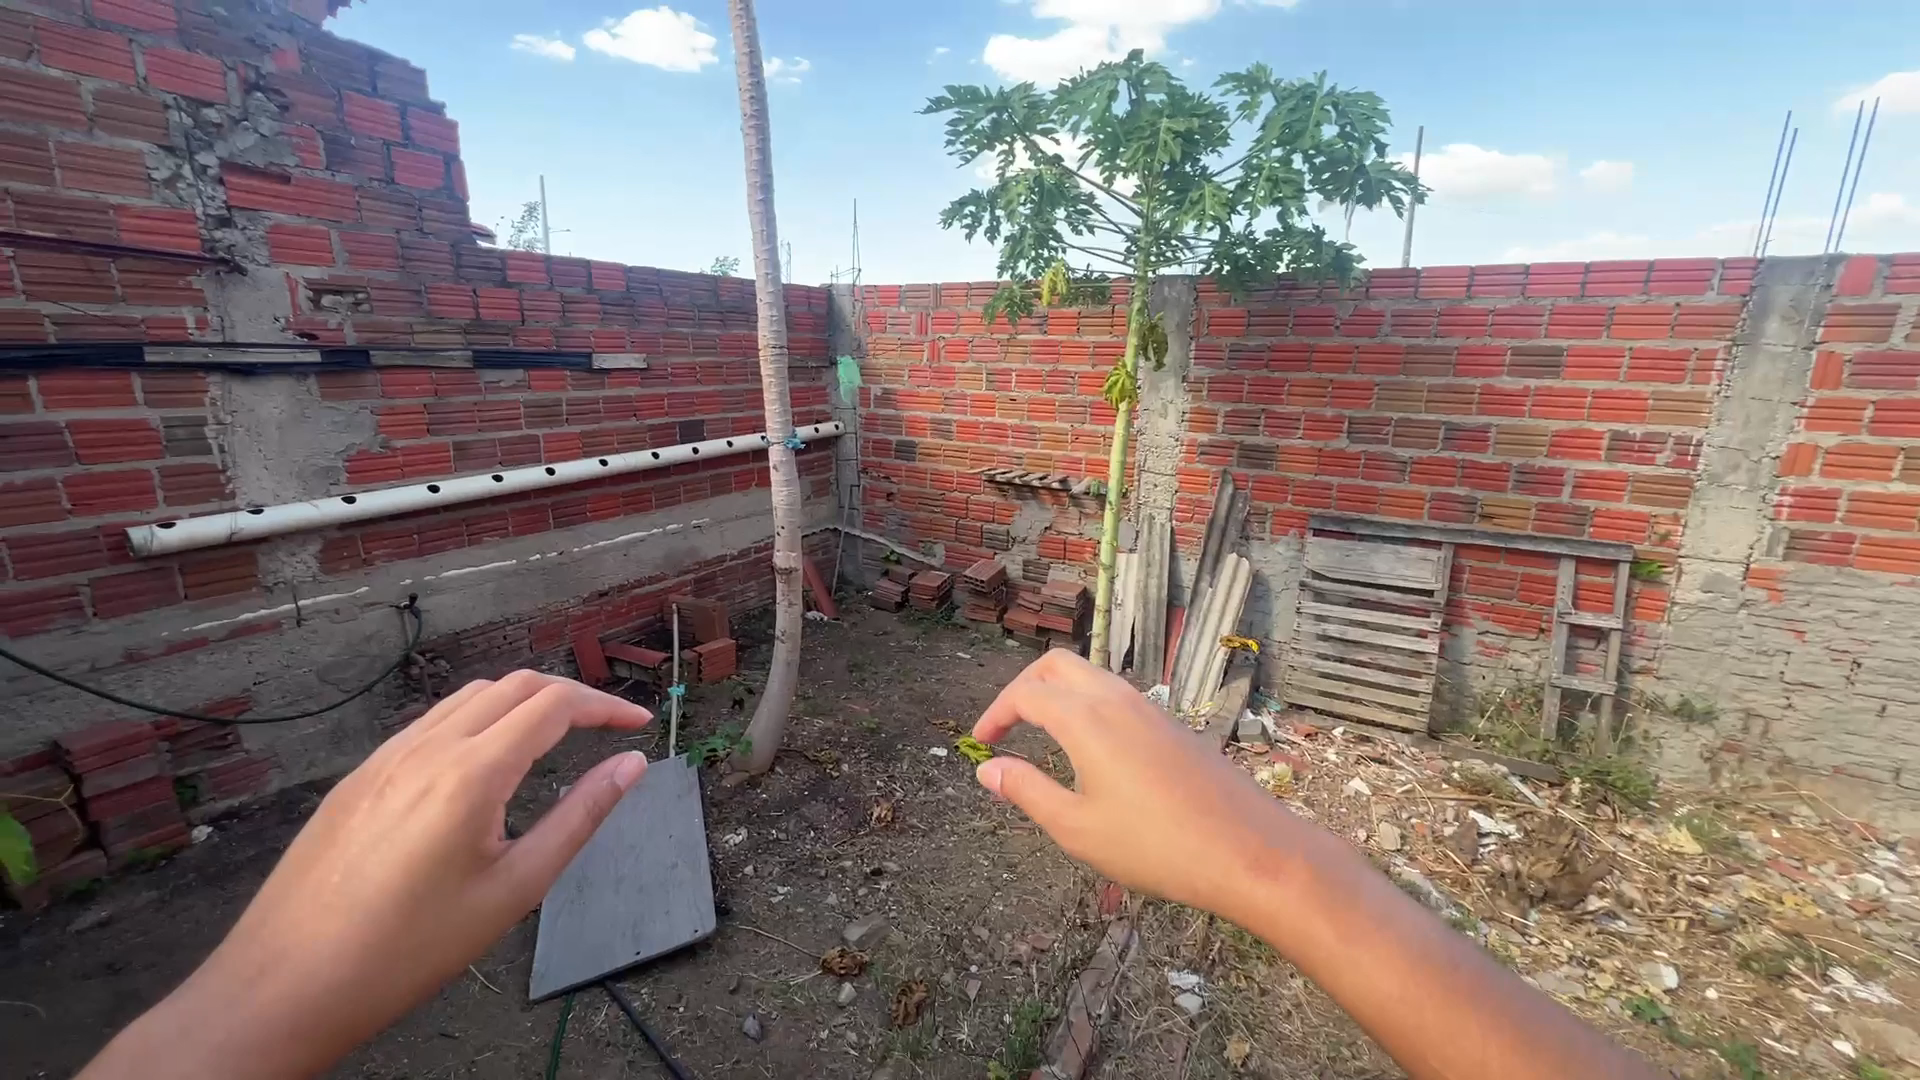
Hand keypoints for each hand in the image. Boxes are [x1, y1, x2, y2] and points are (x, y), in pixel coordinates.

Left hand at [81, 671, 651, 1079]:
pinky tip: (487, 759)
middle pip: (518, 685)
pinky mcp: (360, 775)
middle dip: (573, 696)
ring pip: (474, 695)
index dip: (607, 707)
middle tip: (607, 728)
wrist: (275, 994)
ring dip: (527, 700)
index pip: (556, 705)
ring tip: (557, 735)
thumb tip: (632, 765)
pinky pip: (435, 720)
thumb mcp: (515, 889)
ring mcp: (386, 756)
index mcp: (472, 772)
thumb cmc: (409, 950)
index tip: (639, 725)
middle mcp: (428, 747)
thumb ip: (581, 816)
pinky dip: (482, 716)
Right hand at [971, 649, 1331, 922]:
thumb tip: (987, 769)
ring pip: (1088, 675)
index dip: (995, 714)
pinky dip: (1085, 703)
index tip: (981, 742)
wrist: (1249, 849)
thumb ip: (1026, 791)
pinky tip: (1089, 747)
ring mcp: (1147, 707)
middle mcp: (1114, 698)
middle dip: (1022, 687)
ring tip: (1041, 733)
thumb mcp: (1076, 828)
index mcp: (1085, 719)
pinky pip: (1114, 693)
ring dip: (1056, 692)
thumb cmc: (1156, 844)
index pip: (1025, 694)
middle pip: (1055, 665)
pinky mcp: (1169, 723)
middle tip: (1007, 726)